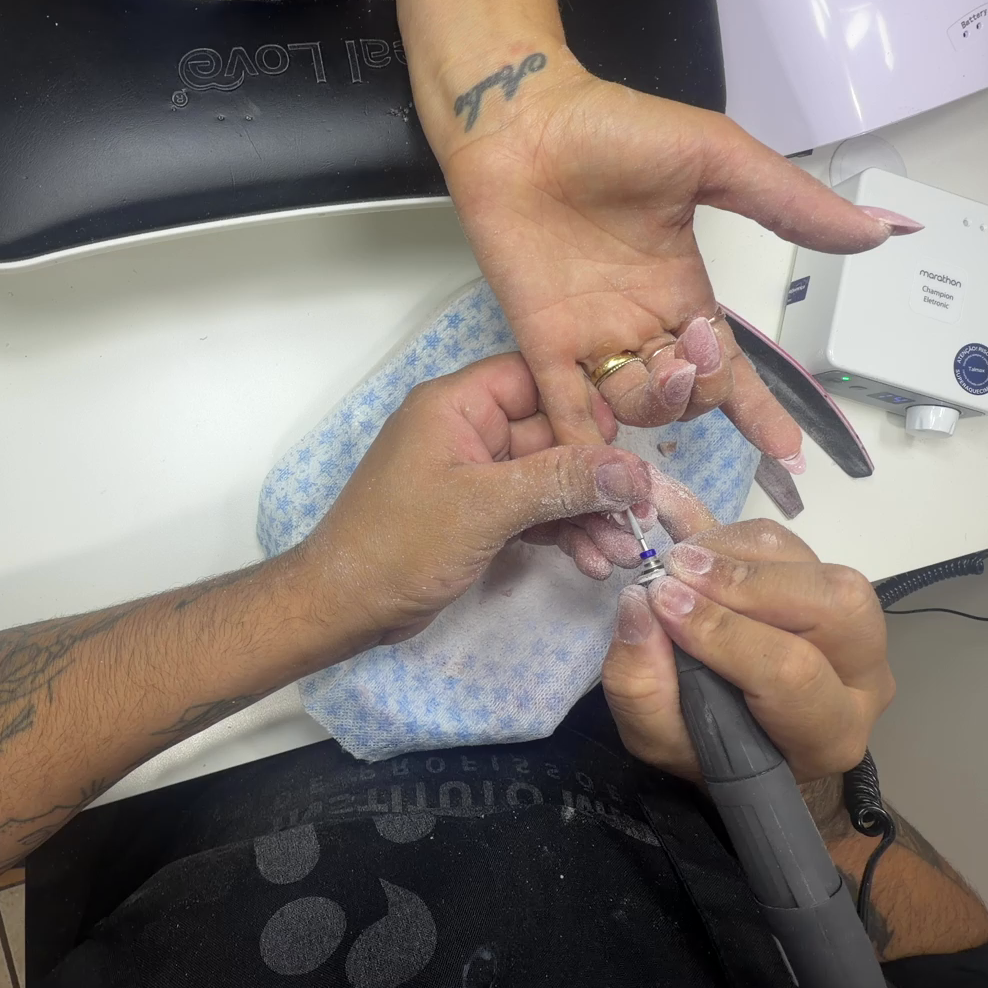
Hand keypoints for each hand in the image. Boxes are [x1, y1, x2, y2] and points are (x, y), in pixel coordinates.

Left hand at [300, 352, 653, 645]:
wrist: (347, 607)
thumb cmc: (400, 543)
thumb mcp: (485, 506)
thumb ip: (560, 481)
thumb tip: (634, 470)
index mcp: (455, 406)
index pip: (532, 380)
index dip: (582, 406)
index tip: (628, 442)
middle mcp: (467, 433)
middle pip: (549, 437)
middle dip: (595, 478)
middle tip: (640, 512)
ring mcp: (473, 477)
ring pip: (546, 481)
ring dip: (584, 513)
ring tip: (621, 551)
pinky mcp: (478, 515)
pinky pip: (532, 512)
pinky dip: (561, 533)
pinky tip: (592, 560)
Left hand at [438, 61, 919, 453]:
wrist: (523, 125)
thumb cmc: (614, 131)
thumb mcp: (716, 161)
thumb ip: (788, 206)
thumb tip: (881, 231)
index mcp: (681, 289)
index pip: (726, 364)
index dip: (756, 407)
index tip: (788, 450)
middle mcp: (637, 323)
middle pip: (681, 394)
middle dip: (699, 392)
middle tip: (693, 352)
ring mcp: (587, 337)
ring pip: (631, 404)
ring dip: (654, 404)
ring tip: (661, 368)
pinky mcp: (539, 339)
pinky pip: (562, 404)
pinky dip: (582, 436)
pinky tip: (602, 454)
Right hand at [597, 508, 893, 782]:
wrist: (740, 737)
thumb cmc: (702, 746)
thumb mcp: (654, 735)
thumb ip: (639, 682)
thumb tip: (639, 604)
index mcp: (823, 733)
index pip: (791, 671)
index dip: (722, 629)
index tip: (660, 600)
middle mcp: (860, 679)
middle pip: (837, 606)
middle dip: (746, 580)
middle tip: (676, 569)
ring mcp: (857, 631)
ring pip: (820, 568)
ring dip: (741, 552)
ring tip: (681, 560)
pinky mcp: (828, 590)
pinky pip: (796, 547)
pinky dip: (740, 538)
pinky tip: (697, 552)